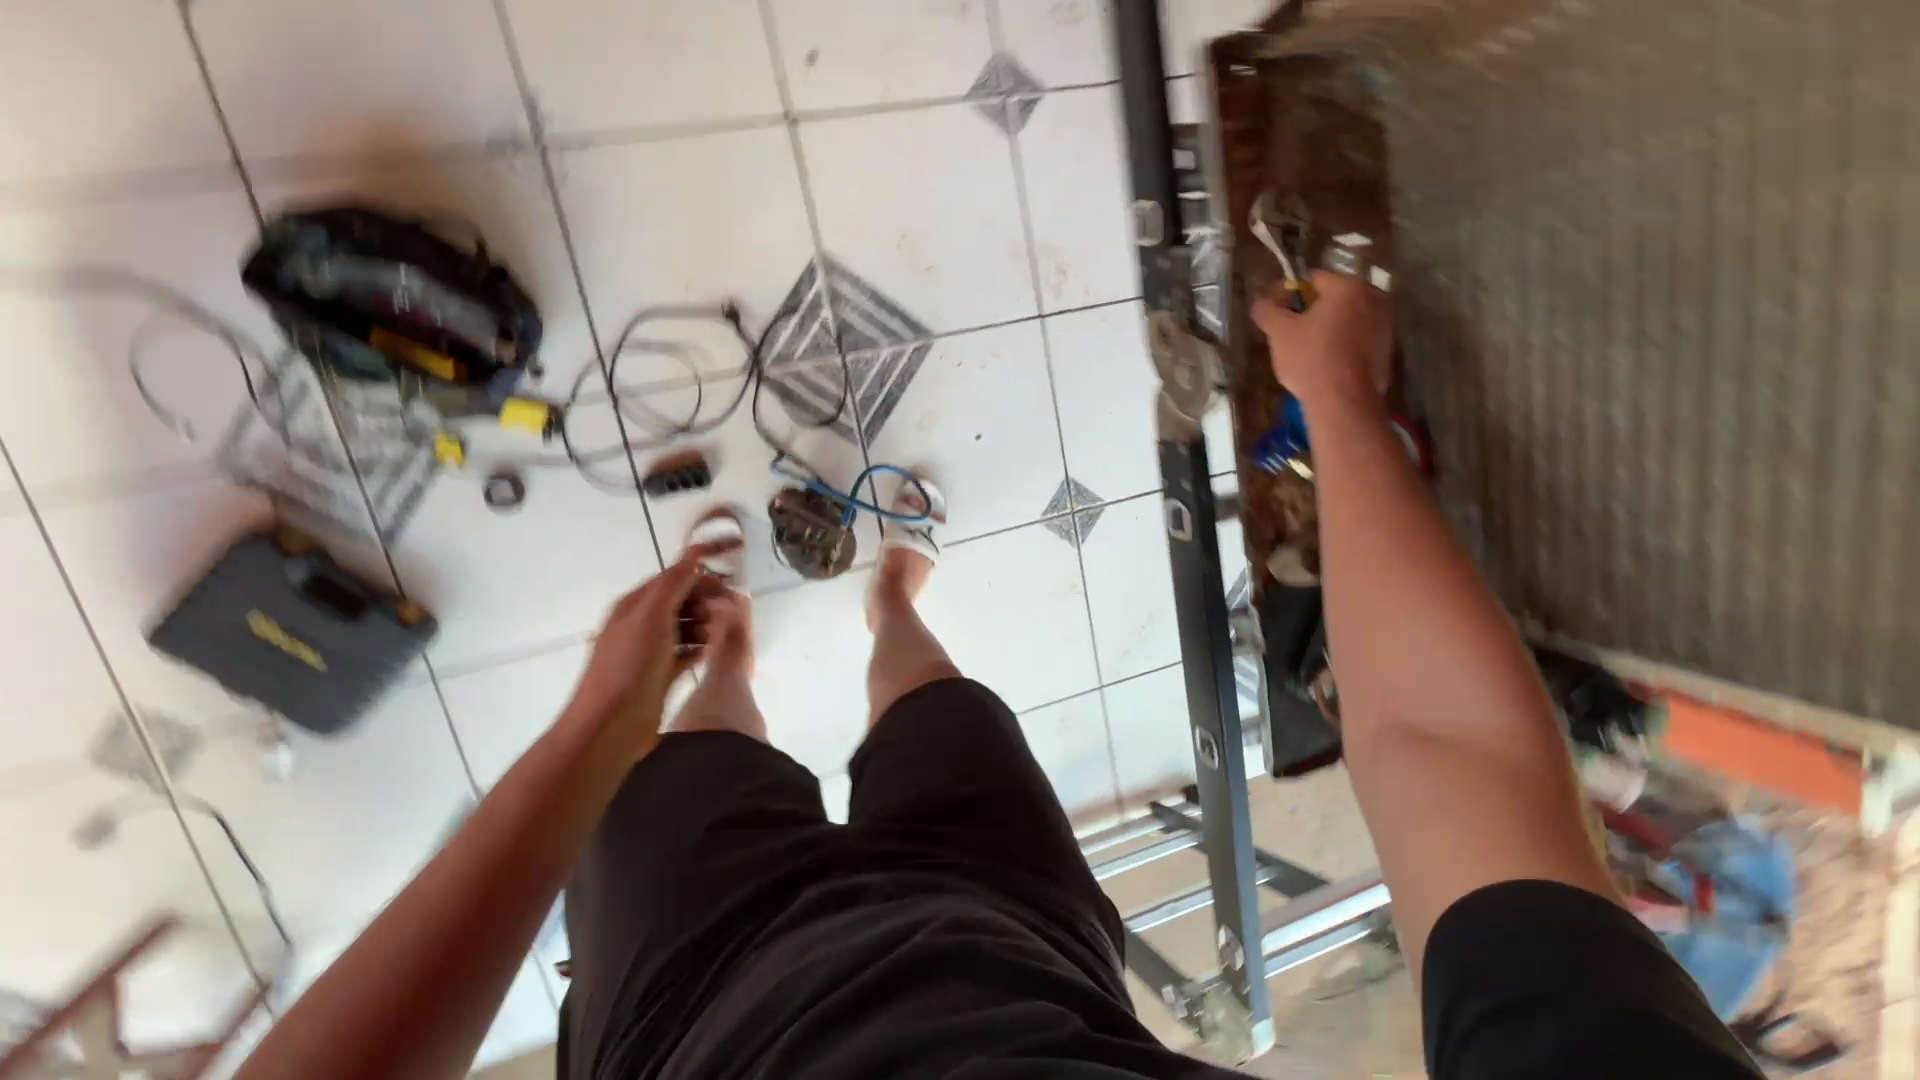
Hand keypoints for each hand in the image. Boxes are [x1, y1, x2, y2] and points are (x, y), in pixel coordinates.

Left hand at [560, 542, 736, 758]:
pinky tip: (714, 652)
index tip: (733, 557)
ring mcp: (649, 651)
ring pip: (685, 626)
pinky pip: (685, 653)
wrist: (610, 726)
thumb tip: (694, 555)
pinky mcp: (659, 675)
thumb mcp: (652, 617)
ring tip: (725, 630)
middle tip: (733, 603)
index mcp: (635, 605)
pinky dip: (700, 648)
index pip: (673, 574)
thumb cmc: (630, 666)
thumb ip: (674, 584)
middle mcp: (640, 624)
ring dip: (706, 623)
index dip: (702, 565)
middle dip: (707, 597)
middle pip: (681, 599)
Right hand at [1253, 269, 1392, 407]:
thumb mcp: (1279, 333)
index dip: (1289, 292)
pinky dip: (1342, 345)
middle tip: (1289, 331)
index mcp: (1348, 288)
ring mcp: (1385, 326)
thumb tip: (1260, 303)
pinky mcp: (1387, 351)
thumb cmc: (1310, 358)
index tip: (1275, 308)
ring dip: (1327, 328)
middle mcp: (1374, 299)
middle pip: (1333, 299)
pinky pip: (1357, 340)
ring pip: (1347, 320)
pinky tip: (1325, 363)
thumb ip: (1267, 311)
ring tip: (1306, 349)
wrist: (1343, 400)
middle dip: (1310, 311)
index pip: (1313, 279)